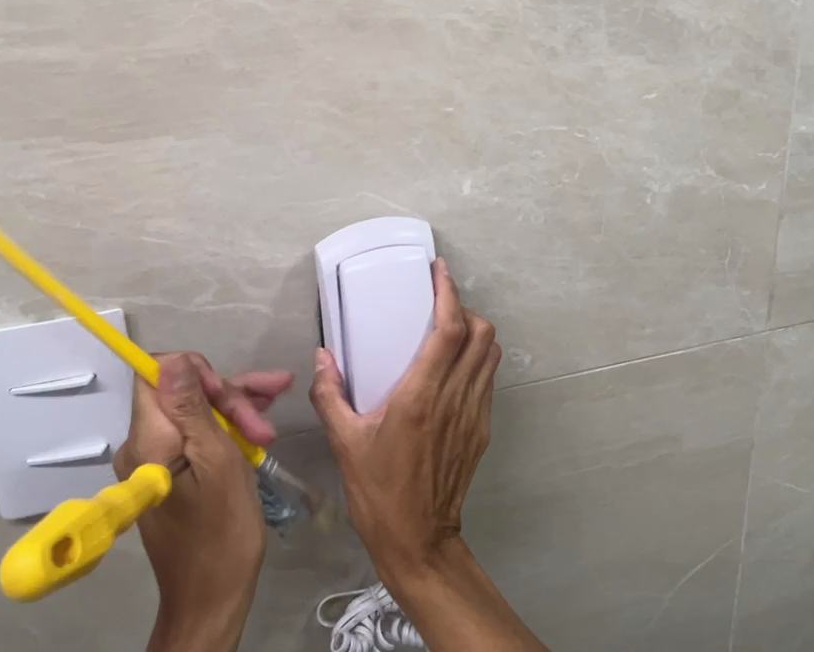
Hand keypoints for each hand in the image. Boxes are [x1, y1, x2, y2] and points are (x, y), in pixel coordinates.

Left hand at [114, 353, 291, 651]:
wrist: (213, 596)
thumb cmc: (222, 532)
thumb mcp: (219, 463)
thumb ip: (193, 409)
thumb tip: (173, 360)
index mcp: (148, 441)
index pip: (156, 374)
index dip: (196, 372)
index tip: (228, 395)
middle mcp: (142, 445)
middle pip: (181, 391)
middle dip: (226, 396)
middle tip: (264, 424)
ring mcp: (156, 458)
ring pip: (195, 409)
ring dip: (236, 406)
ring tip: (276, 403)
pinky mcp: (170, 470)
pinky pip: (196, 432)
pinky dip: (228, 424)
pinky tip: (262, 417)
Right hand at [310, 259, 500, 573]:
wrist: (418, 541)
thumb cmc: (378, 492)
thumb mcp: (345, 443)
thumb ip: (331, 395)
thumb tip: (322, 358)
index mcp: (420, 396)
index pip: (449, 330)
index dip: (449, 293)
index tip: (440, 272)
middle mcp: (454, 398)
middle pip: (481, 334)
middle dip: (465, 309)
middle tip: (439, 305)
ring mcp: (474, 414)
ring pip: (491, 355)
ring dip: (475, 334)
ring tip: (448, 331)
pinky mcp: (481, 429)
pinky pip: (486, 380)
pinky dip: (476, 361)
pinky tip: (451, 369)